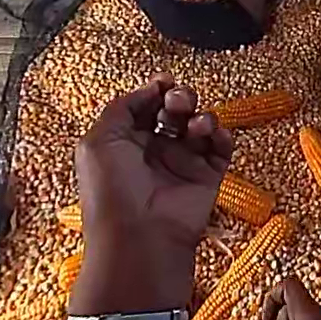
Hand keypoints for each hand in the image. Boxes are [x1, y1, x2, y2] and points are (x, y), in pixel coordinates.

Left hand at [71, 76, 232, 312]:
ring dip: (201, 116)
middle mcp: (156, 150)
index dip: (156, 91)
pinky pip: (222, 147)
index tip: (164, 82)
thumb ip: (121, 107)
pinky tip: (212, 136)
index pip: (146, 106)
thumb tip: (150, 88)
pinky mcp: (209, 176)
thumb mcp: (98, 141)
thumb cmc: (112, 190)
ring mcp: (184, 163)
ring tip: (195, 126)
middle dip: (180, 99)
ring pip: (200, 125)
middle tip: (178, 102)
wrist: (141, 237)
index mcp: (126, 141)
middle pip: (175, 111)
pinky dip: (221, 136)